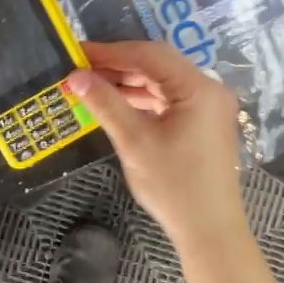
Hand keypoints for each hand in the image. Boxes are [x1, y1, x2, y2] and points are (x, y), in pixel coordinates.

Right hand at [65, 40, 247, 248]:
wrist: (209, 231)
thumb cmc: (174, 186)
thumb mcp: (135, 142)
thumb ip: (105, 103)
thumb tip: (74, 76)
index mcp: (199, 88)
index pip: (150, 55)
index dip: (111, 52)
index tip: (77, 53)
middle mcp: (208, 90)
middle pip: (157, 65)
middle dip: (118, 65)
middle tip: (80, 69)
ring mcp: (207, 107)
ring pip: (161, 82)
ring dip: (128, 82)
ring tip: (91, 86)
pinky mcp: (202, 123)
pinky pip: (168, 100)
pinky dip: (141, 99)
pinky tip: (115, 102)